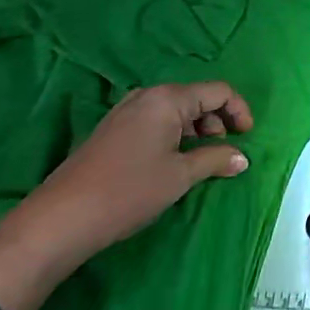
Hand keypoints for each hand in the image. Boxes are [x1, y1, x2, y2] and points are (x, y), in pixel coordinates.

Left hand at [0, 82, 252, 309]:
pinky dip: (174, 135)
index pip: (218, 91)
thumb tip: (242, 158)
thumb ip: (215, 159)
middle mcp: (147, 96)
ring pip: (176, 110)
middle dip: (218, 121)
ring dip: (196, 130)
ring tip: (201, 161)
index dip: (239, 110)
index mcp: (168, 98)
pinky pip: (156, 121)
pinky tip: (172, 163)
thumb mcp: (179, 176)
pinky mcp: (113, 130)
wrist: (61, 218)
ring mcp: (126, 111)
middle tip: (225, 152)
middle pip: (197, 97)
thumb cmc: (129, 190)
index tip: (247, 138)